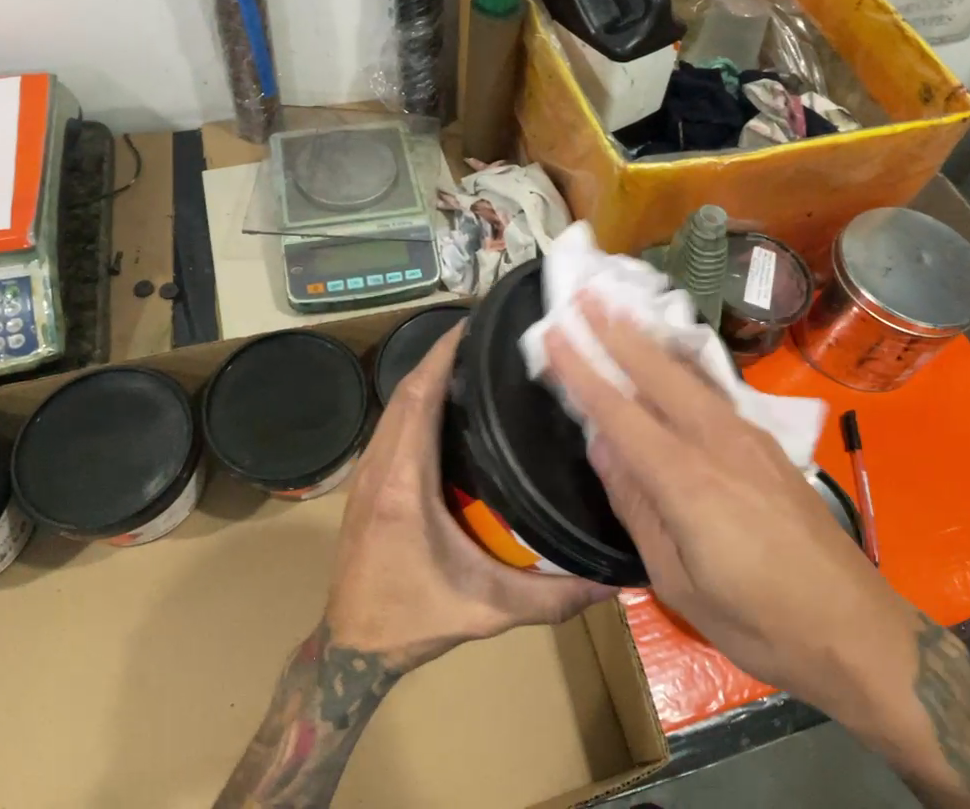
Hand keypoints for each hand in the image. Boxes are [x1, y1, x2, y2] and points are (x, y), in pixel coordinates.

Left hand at [326, 323, 615, 672]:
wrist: (354, 644)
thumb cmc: (416, 619)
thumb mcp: (491, 609)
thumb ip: (554, 596)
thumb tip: (614, 577)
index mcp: (405, 484)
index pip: (419, 398)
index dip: (442, 357)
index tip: (473, 326)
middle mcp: (381, 466)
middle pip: (406, 391)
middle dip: (441, 356)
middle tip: (486, 338)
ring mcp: (367, 473)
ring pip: (394, 406)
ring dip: (428, 377)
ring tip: (472, 362)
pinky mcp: (366, 483)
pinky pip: (391, 425)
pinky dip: (416, 401)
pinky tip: (448, 405)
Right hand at [543, 302, 942, 767]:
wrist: (858, 632)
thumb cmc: (759, 623)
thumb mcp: (679, 582)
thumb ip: (638, 508)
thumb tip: (604, 448)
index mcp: (688, 481)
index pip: (620, 413)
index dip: (583, 371)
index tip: (552, 333)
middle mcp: (719, 444)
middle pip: (659, 375)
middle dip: (619, 331)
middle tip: (587, 293)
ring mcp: (751, 441)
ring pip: (691, 377)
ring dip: (652, 342)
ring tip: (624, 311)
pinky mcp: (770, 449)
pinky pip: (714, 393)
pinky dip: (683, 368)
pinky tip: (674, 364)